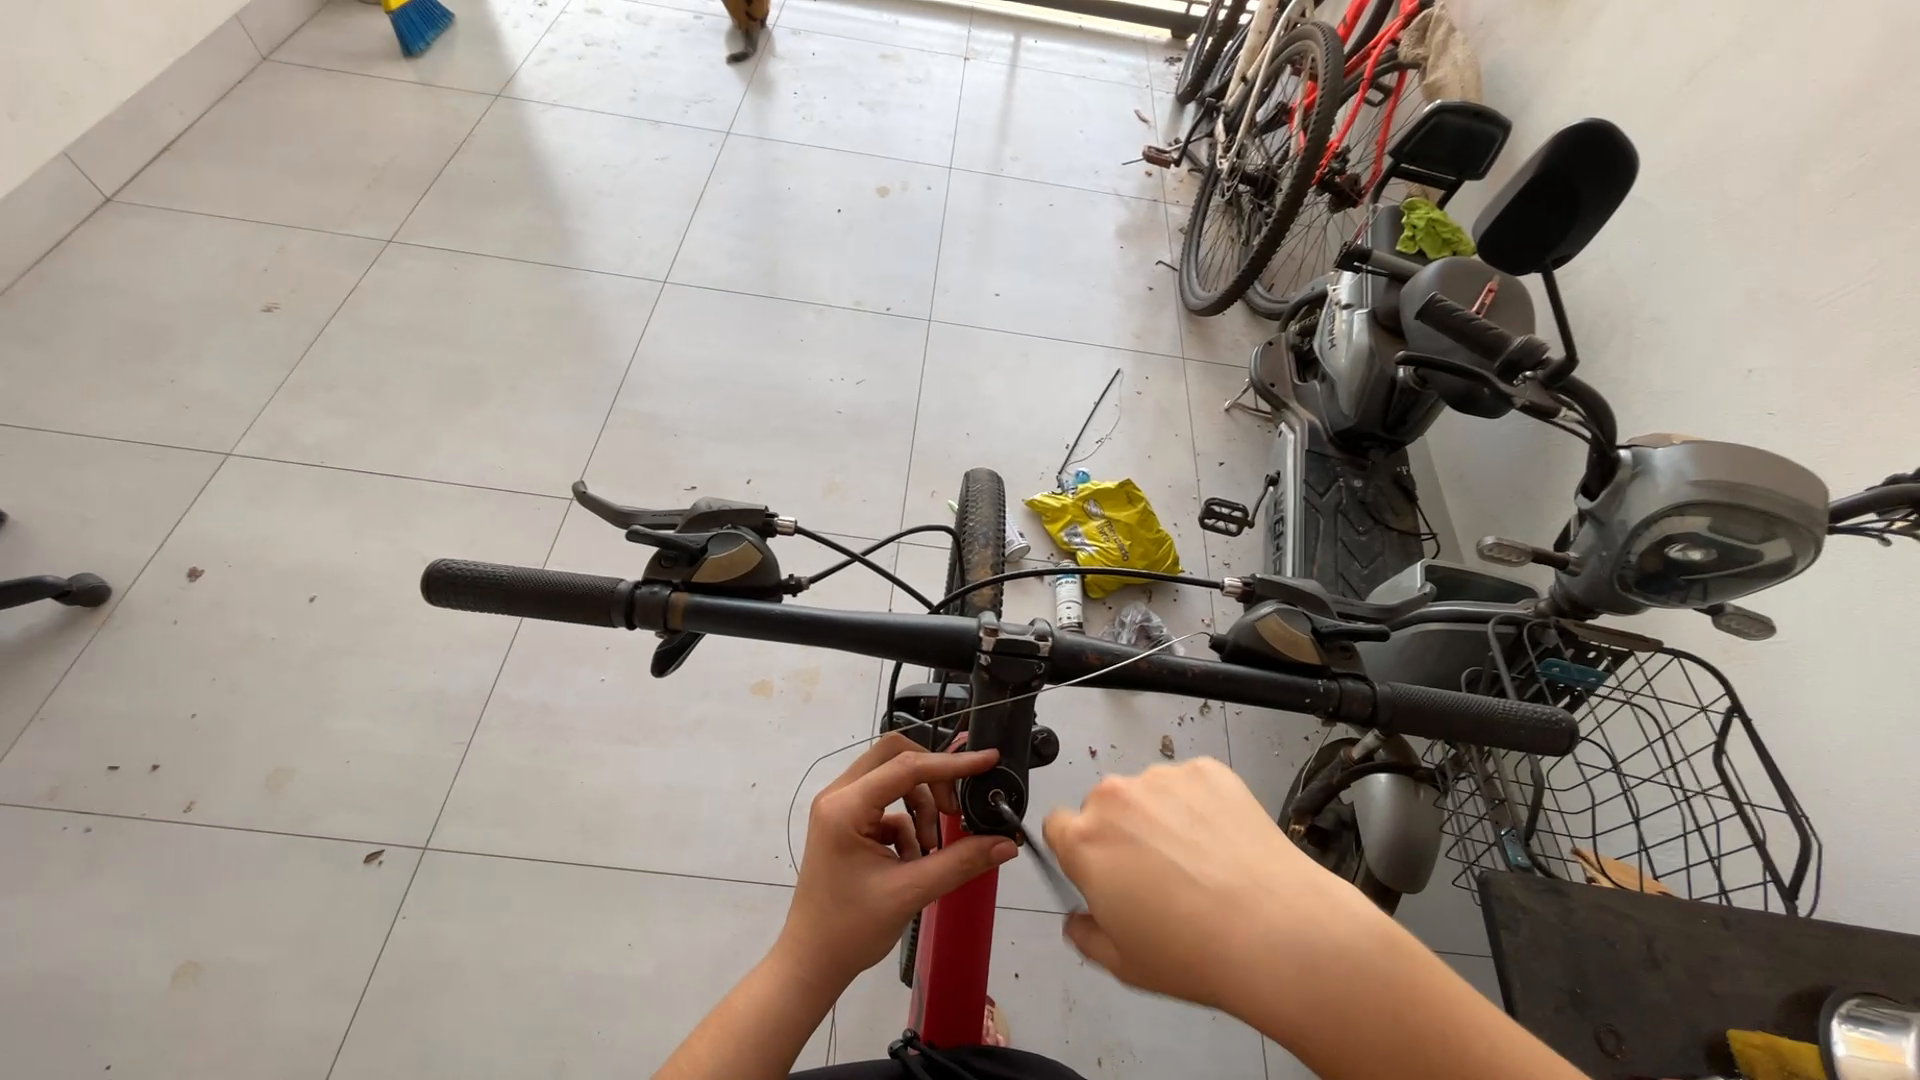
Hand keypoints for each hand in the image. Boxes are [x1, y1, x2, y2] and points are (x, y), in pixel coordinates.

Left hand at [776, 734, 1017, 991]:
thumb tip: (1007, 843)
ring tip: (932, 850)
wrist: (811, 963)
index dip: (951, 763)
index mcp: (845, 806)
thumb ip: (961, 861)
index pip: (906, 768)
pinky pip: (887, 804)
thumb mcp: (911, 892)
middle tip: (955, 810)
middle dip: (933, 777)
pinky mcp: (845, 823)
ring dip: (922, 805)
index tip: (988, 761)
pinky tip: (914, 860)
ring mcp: (839, 807)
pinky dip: (908, 823)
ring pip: (893, 779)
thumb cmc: (851, 929)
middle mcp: (838, 795)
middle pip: (895, 757)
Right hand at [1044, 757, 1386, 1012]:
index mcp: (1084, 841)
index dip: (1079, 850)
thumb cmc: (1192, 952)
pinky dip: (1201, 804)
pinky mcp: (1207, 770)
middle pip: (1104, 806)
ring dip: (1161, 815)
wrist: (1276, 931)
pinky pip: (1191, 783)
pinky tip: (1224, 842)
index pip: (1058, 826)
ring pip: (1149, 793)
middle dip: (1121, 832)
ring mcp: (1163, 778)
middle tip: (1157, 873)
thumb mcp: (1123, 964)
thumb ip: (1086, 935)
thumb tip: (1080, 920)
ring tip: (1201, 860)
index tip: (1105, 872)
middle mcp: (1115, 798)